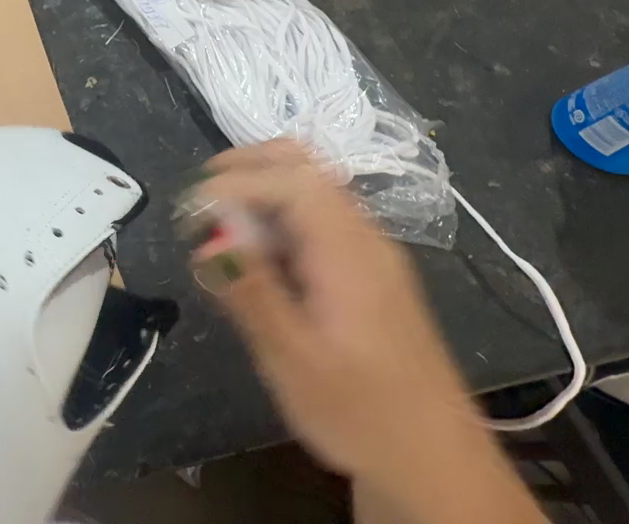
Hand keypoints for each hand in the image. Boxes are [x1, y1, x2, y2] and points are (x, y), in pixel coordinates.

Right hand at [184, 142, 486, 486]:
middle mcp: (363, 238)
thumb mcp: (295, 362)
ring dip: (255, 191)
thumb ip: (251, 294)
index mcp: (349, 254)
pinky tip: (252, 262)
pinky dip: (272, 217)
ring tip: (217, 234)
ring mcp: (368, 252)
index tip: (190, 215)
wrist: (438, 464)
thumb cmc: (363, 415)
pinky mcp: (364, 271)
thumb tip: (208, 241)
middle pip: (303, 164)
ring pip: (308, 186)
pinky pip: (314, 218)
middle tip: (198, 205)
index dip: (233, 182)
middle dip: (242, 167)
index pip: (290, 180)